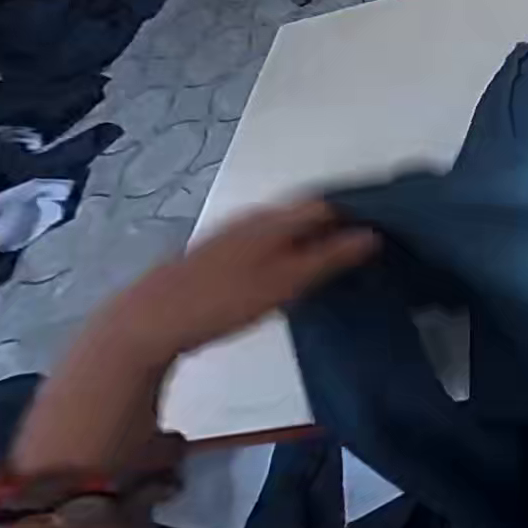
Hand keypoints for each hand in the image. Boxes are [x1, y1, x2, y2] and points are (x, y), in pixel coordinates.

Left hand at [91, 200, 380, 363]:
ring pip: (287, 226)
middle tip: (365, 251)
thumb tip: (373, 235)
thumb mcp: (287, 282)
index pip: (329, 203)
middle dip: (337, 225)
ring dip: (313, 238)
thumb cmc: (222, 301)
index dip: (358, 214)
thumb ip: (332, 257)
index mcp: (276, 219)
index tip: (383, 234)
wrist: (144, 324)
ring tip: (335, 263)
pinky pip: (269, 240)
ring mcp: (233, 233)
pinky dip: (290, 248)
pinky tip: (293, 272)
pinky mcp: (218, 253)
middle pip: (307, 212)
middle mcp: (255, 218)